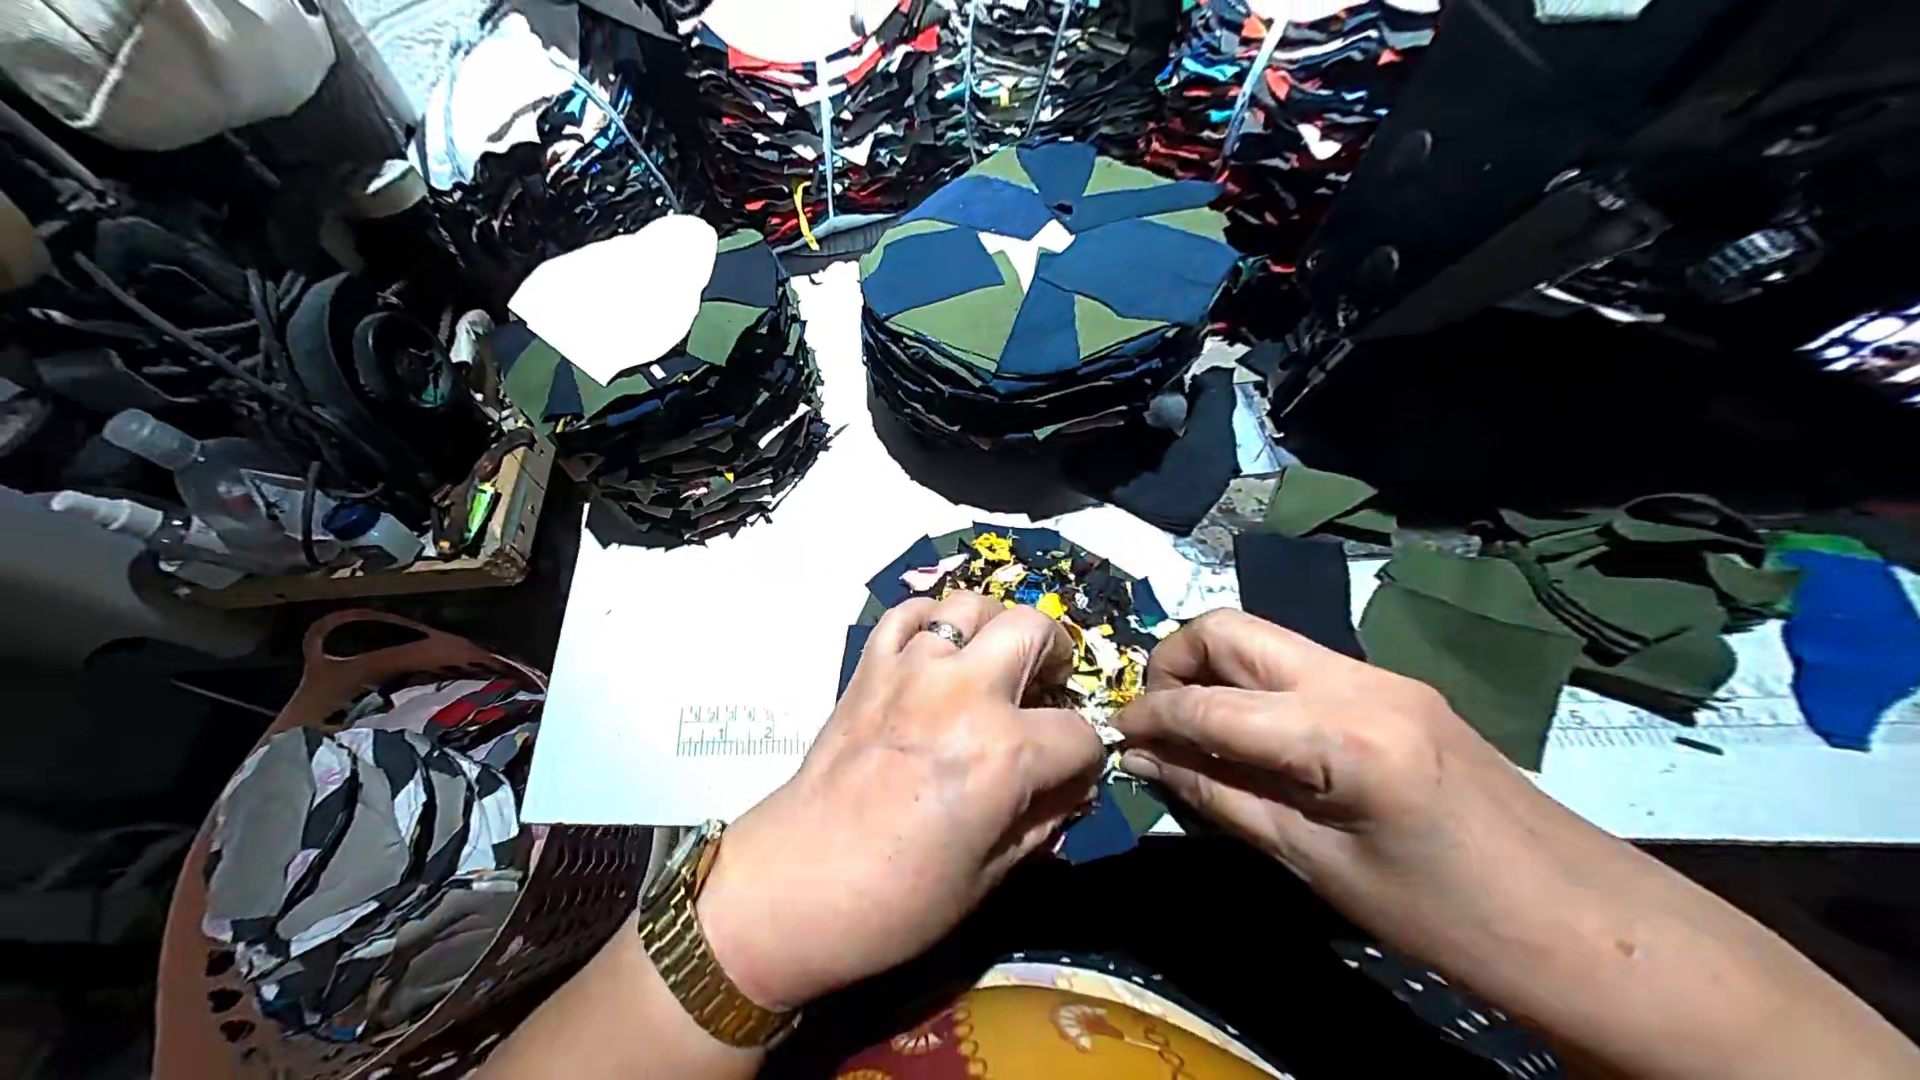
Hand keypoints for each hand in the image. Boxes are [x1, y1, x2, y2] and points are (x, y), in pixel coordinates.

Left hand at [695, 592, 1103, 1011]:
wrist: (796, 885)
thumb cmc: (899, 899)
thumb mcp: (992, 875)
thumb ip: (1044, 818)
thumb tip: (1072, 786)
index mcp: (1003, 751)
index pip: (1079, 733)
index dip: (1085, 757)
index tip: (1072, 772)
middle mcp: (963, 691)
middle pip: (1033, 629)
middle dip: (1056, 655)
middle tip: (1045, 684)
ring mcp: (911, 669)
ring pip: (970, 605)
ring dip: (995, 627)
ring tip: (993, 658)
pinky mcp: (868, 666)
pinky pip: (906, 614)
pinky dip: (929, 621)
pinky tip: (936, 649)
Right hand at [1114, 611, 1919, 1079]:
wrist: (1597, 929)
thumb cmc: (1448, 919)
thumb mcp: (1316, 866)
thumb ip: (1219, 799)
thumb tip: (1147, 761)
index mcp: (1341, 733)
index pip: (1208, 704)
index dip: (1149, 716)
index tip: (1115, 735)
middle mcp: (1356, 678)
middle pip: (1229, 628)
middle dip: (1172, 663)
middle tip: (1154, 717)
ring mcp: (1379, 673)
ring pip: (1261, 636)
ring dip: (1210, 669)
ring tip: (1191, 725)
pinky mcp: (1391, 685)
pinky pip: (1295, 663)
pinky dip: (1251, 685)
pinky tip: (1246, 732)